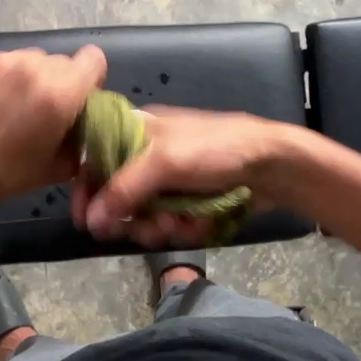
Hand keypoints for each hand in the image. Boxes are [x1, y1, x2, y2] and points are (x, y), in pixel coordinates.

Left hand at [0, 45, 107, 209]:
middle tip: (37, 110)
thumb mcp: (62, 165)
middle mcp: (31, 65)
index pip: (93, 59)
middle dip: (54, 82)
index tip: (76, 97)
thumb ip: (81, 134)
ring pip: (24, 58)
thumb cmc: (9, 175)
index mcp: (60, 91)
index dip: (88, 78)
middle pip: (57, 61)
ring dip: (22, 78)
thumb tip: (81, 118)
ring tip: (4, 107)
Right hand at [71, 106, 303, 246]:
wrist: (274, 165)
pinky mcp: (189, 201)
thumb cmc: (217, 149)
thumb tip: (91, 221)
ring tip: (181, 223)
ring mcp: (169, 181)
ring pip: (143, 216)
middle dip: (133, 218)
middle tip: (150, 226)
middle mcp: (147, 155)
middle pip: (117, 197)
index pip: (94, 160)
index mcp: (136, 131)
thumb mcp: (165, 162)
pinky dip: (183, 228)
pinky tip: (199, 223)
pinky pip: (170, 223)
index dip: (87, 190)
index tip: (86, 220)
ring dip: (160, 226)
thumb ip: (124, 189)